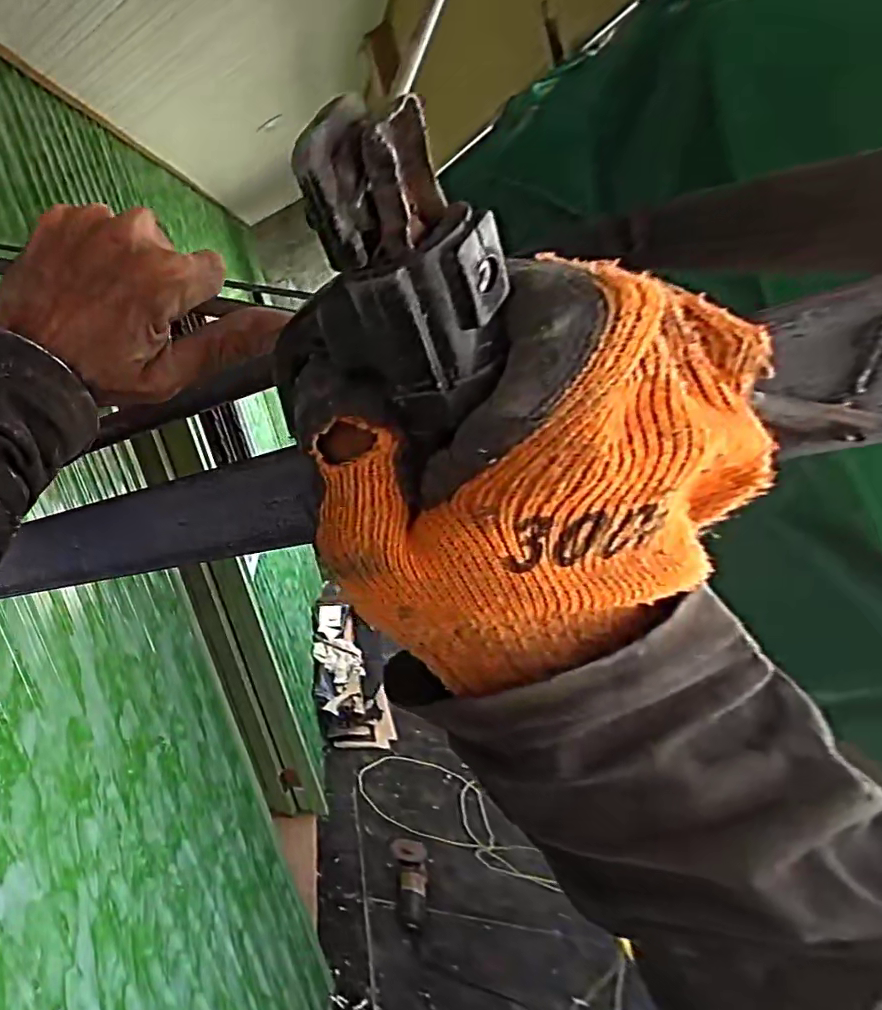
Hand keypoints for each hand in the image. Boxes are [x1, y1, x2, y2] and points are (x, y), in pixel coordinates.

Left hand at [0, 204, 290, 404]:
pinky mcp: (59, 222)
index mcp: (167, 275)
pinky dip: (81, 250)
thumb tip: (274, 326)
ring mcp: (93, 225)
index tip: (157, 318)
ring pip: (125, 237)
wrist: (26, 373)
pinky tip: (69, 283)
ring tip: (88, 303)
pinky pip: (86, 227)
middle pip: (164, 250)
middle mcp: (134, 237)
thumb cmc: (88, 376)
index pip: (207, 271)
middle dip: (148, 279)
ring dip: (114, 263)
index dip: (184, 300)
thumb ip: (224, 344)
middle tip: (115, 318)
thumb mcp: (164, 375)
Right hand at [284, 259, 775, 695]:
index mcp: (563, 447)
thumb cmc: (461, 610)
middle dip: (536, 305)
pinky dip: (643, 346)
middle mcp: (655, 425)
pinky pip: (701, 356)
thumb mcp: (370, 554)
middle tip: (470, 350)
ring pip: (667, 316)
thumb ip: (351, 472)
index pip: (577, 307)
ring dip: (585, 322)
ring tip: (518, 365)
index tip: (447, 320)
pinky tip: (581, 380)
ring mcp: (705, 432)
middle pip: (626, 298)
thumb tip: (343, 399)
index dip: (506, 291)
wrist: (557, 665)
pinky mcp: (718, 445)